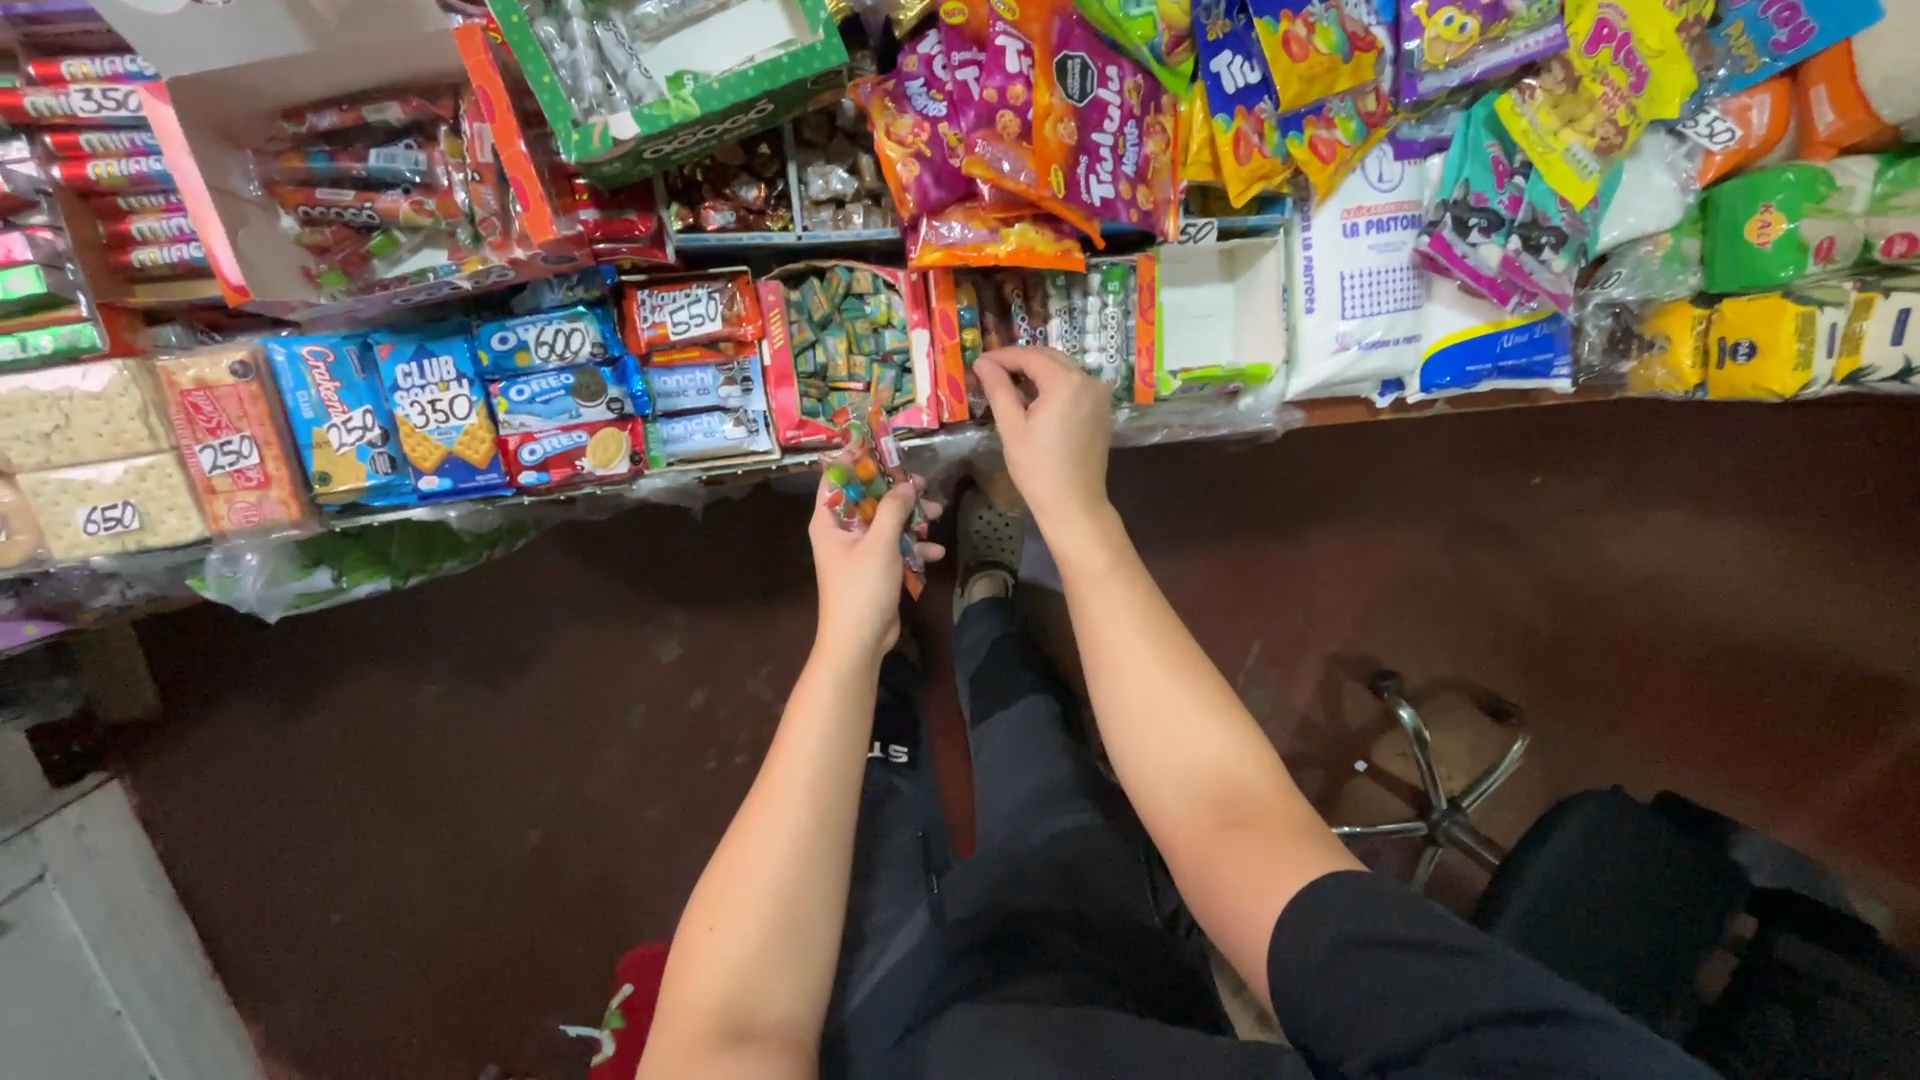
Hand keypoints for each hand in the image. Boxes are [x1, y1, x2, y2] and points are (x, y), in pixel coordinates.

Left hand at [808, 474, 944, 661]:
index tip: (880, 445)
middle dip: (897, 491)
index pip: (836, 478)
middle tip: (922, 482)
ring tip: (938, 513)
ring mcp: (859, 550)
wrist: (859, 641)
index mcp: (829, 520)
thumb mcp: (880, 544)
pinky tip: (935, 553)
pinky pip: (895, 547)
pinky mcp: (876, 568)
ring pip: (887, 521)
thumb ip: (893, 509)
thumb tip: (906, 484)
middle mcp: (841, 531)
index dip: (855, 459)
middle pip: (868, 497)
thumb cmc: (861, 588)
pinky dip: (914, 547)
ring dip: (912, 518)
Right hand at [974, 346, 1112, 536]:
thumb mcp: (1011, 427)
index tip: (978, 362)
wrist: (1074, 504)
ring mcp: (1099, 395)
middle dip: (1019, 361)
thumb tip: (982, 363)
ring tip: (1008, 385)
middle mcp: (1088, 380)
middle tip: (990, 371)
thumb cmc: (1038, 469)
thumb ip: (998, 389)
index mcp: (1066, 382)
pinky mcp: (1101, 410)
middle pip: (1048, 357)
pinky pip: (1074, 386)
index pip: (1029, 356)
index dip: (1001, 356)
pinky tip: (1034, 399)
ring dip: (1036, 372)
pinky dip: (1053, 385)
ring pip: (1062, 370)